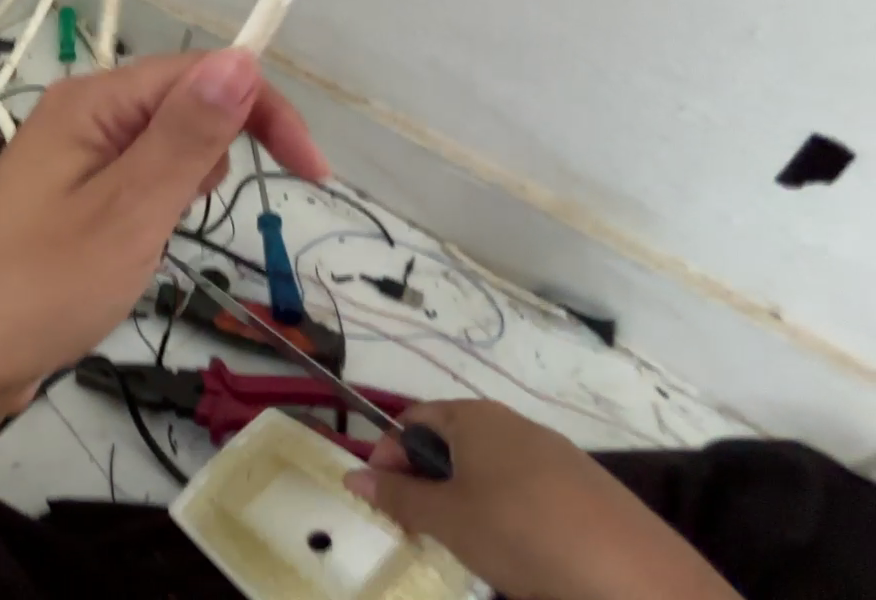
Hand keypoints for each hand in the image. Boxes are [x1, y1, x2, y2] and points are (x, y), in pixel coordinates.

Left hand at [0, 50, 326, 409]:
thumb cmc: (43, 285)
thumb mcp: (129, 210)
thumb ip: (186, 135)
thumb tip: (241, 58)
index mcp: (89, 103)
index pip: (197, 73)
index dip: (261, 110)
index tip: (313, 174)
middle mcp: (76, 116)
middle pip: (178, 104)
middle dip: (212, 153)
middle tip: (179, 218)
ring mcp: (66, 157)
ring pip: (158, 148)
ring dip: (179, 188)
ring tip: (145, 238)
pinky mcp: (64, 196)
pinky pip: (131, 182)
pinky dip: (151, 208)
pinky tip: (130, 247)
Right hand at [346, 401, 740, 599]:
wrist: (649, 589)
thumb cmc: (525, 536)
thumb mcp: (447, 521)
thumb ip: (397, 497)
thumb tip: (353, 477)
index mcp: (476, 418)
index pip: (414, 419)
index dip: (389, 453)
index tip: (383, 495)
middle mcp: (517, 425)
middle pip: (454, 442)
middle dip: (430, 480)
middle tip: (422, 523)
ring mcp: (563, 458)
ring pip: (494, 470)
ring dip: (470, 500)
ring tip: (470, 544)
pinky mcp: (597, 494)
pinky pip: (534, 493)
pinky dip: (514, 516)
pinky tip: (523, 556)